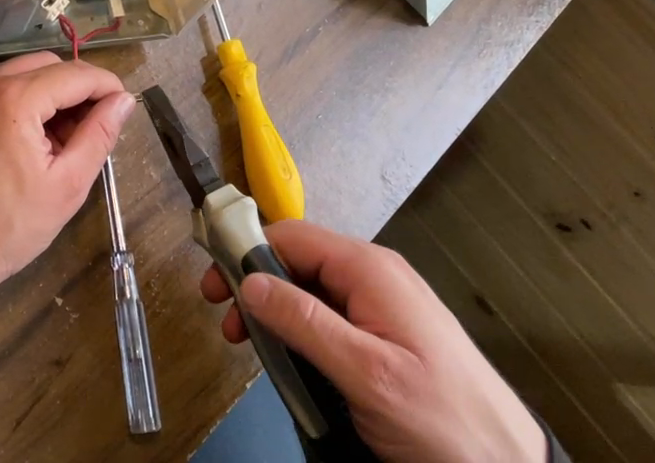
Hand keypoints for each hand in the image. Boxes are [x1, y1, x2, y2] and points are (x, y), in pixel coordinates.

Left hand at [0, 52, 133, 293]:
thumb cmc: (8, 227)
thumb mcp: (67, 185)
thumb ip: (99, 135)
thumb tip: (123, 100)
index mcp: (13, 99)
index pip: (74, 74)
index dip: (106, 85)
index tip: (123, 105)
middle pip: (46, 65)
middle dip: (75, 89)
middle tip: (89, 129)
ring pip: (18, 73)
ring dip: (46, 95)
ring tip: (57, 141)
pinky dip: (17, 102)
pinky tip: (25, 140)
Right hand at [201, 220, 545, 462]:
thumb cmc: (440, 418)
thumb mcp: (366, 373)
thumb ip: (305, 323)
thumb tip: (250, 280)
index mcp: (369, 270)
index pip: (292, 236)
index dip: (246, 253)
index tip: (214, 289)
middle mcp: (374, 275)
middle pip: (299, 261)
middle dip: (257, 287)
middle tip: (230, 327)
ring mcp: (383, 303)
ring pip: (312, 290)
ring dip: (277, 313)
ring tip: (255, 349)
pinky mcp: (387, 332)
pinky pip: (331, 315)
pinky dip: (302, 331)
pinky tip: (292, 359)